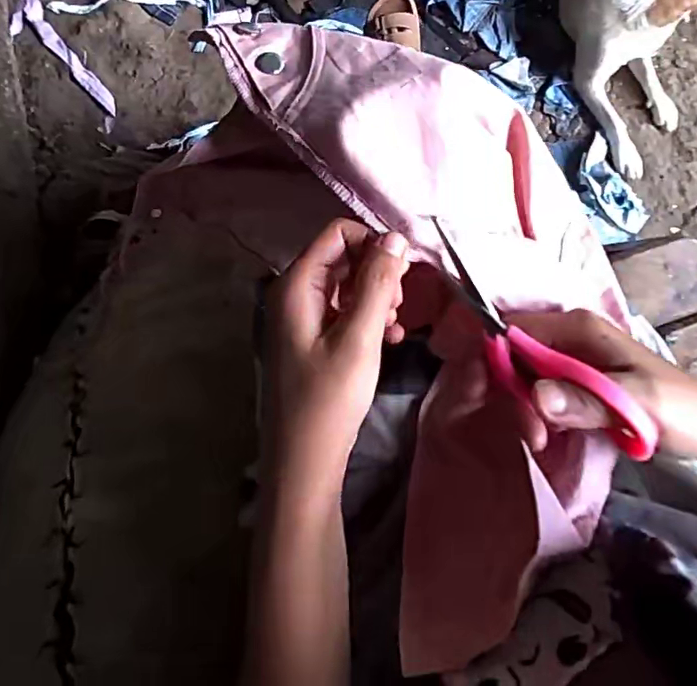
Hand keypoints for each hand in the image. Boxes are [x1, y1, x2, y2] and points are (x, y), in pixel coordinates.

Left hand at [262, 220, 409, 476]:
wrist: (304, 462)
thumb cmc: (330, 398)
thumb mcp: (360, 337)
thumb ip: (379, 282)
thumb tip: (396, 236)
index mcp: (296, 284)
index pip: (339, 233)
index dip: (373, 243)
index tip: (402, 270)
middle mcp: (294, 292)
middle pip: (344, 255)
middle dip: (377, 271)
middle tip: (399, 303)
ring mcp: (302, 315)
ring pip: (348, 282)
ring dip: (377, 295)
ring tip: (394, 325)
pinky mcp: (312, 336)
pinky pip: (345, 308)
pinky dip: (369, 315)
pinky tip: (389, 337)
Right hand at [509, 310, 696, 461]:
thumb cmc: (681, 411)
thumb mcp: (635, 405)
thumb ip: (585, 400)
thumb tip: (535, 395)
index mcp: (580, 327)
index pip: (516, 330)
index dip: (500, 361)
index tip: (503, 403)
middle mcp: (571, 335)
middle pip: (517, 353)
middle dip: (514, 393)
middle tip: (534, 436)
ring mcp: (574, 359)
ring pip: (526, 375)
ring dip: (525, 408)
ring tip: (542, 442)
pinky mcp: (579, 382)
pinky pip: (542, 391)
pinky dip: (538, 413)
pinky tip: (548, 437)